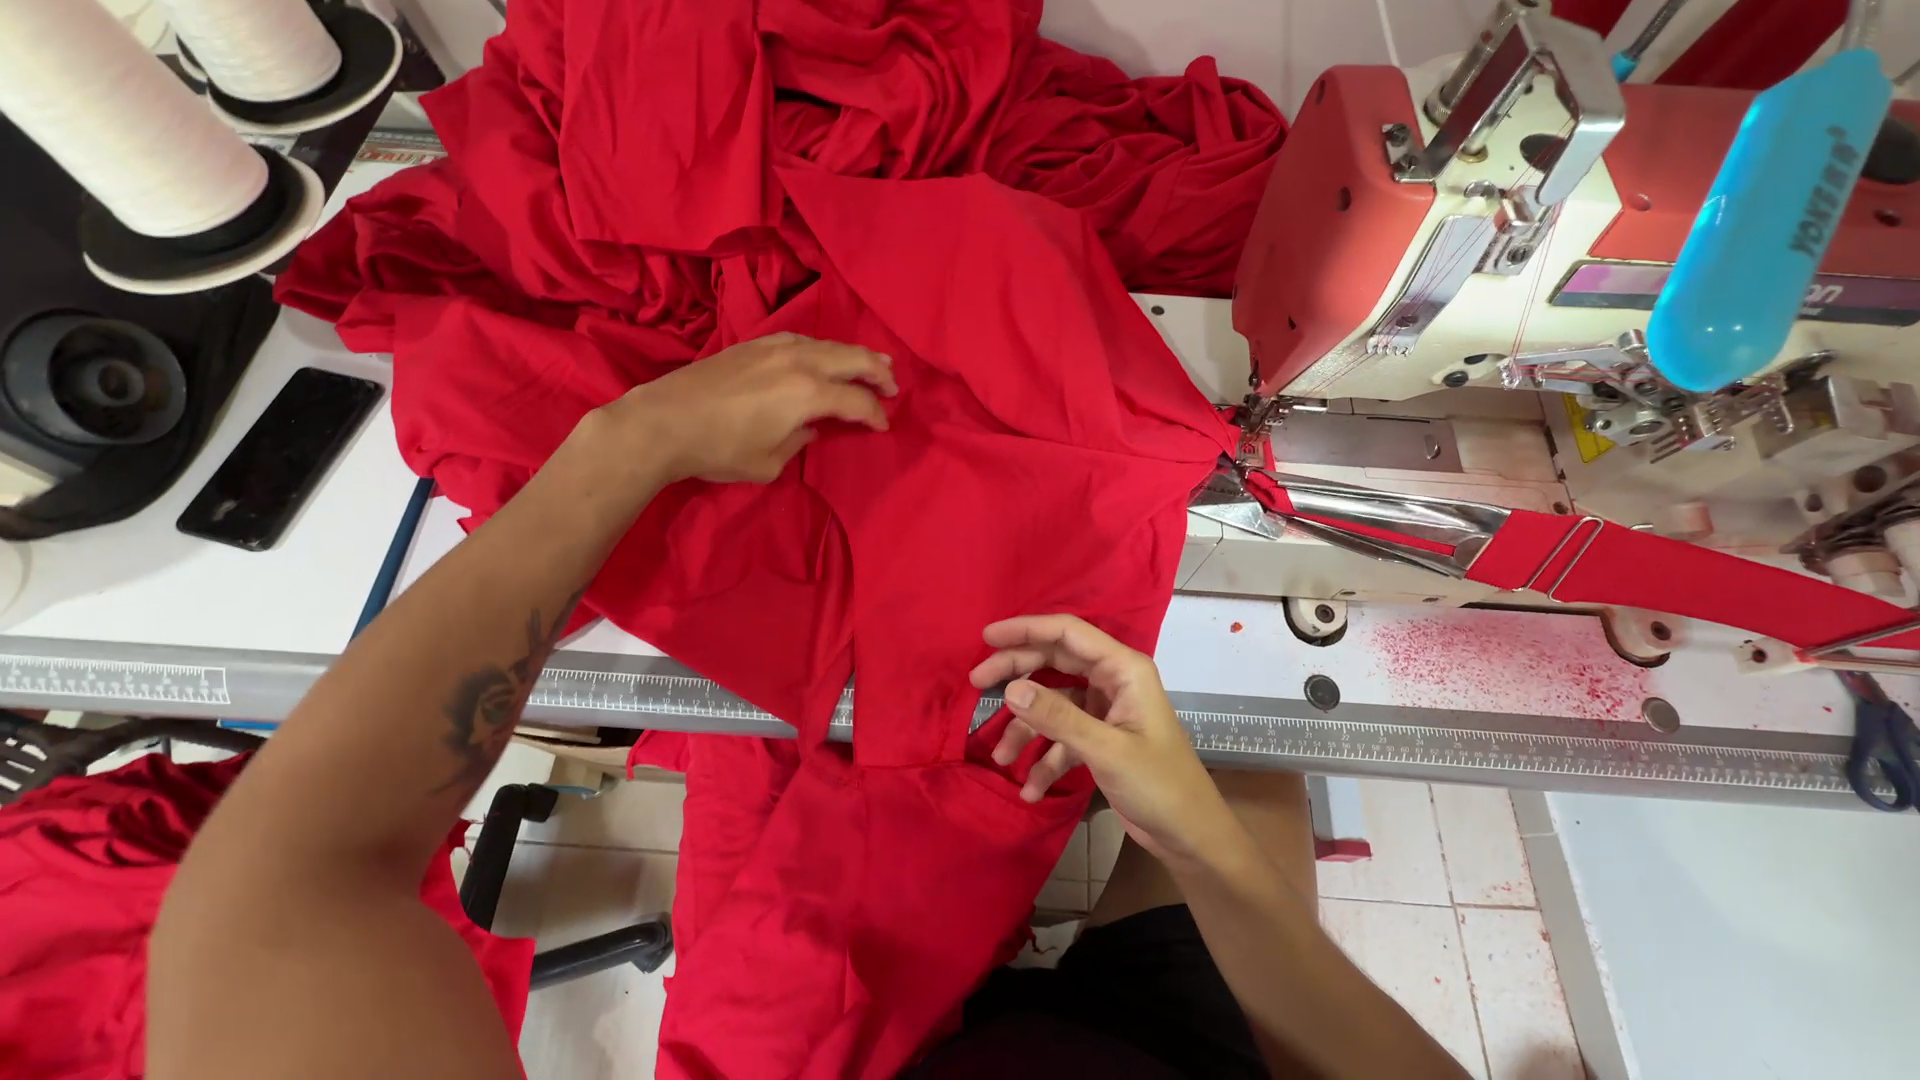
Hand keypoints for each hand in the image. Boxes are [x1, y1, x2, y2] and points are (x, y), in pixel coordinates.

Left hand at [596, 332, 896, 483]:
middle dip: (878, 371)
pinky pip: (802, 339)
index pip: (857, 400)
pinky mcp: (754, 344)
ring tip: (872, 360)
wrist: (665, 421)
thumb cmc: (719, 450)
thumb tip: (809, 427)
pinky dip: (823, 347)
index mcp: (809, 394)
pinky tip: (824, 353)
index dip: (875, 415)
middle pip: (852, 359)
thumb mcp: (769, 462)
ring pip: (828, 344)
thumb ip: (799, 442)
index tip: (882, 426)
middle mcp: (799, 362)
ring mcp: (775, 348)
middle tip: (893, 385)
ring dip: (854, 353)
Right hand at [969, 615, 1239, 865]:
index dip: (1026, 629)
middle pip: (1054, 663)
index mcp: (1123, 669)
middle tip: (976, 685)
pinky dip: (1044, 759)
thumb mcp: (1106, 750)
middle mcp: (1112, 682)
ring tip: (1000, 757)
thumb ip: (1057, 717)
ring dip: (1025, 729)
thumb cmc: (1160, 785)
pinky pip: (1061, 737)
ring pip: (1052, 704)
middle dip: (1015, 674)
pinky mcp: (1099, 739)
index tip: (986, 638)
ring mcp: (1105, 710)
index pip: (1068, 632)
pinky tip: (1030, 789)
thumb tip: (1010, 689)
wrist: (1191, 836)